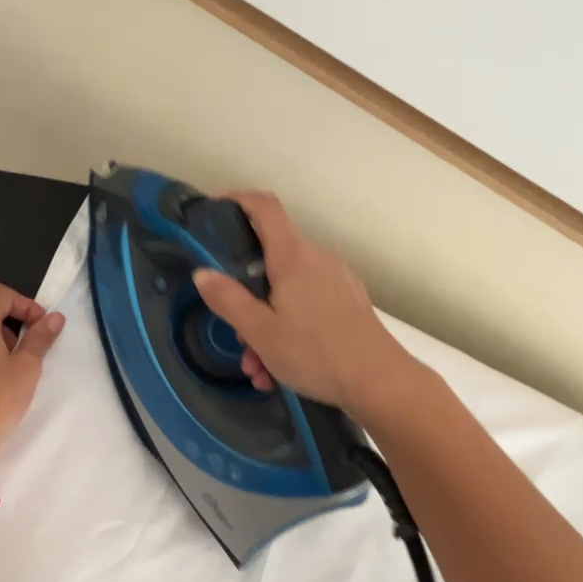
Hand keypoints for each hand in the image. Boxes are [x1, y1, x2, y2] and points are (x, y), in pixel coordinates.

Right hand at [191, 191, 424, 419]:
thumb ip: (228, 300)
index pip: (264, 208)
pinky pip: (306, 308)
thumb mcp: (260, 331)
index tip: (213, 211)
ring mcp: (337, 280)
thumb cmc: (315, 353)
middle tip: (235, 337)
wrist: (379, 381)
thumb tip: (203, 274)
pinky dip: (286, 332)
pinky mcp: (348, 303)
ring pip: (286, 294)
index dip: (237, 200)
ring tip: (259, 370)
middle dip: (245, 299)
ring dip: (264, 328)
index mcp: (294, 257)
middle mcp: (318, 259)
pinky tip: (280, 371)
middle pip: (270, 262)